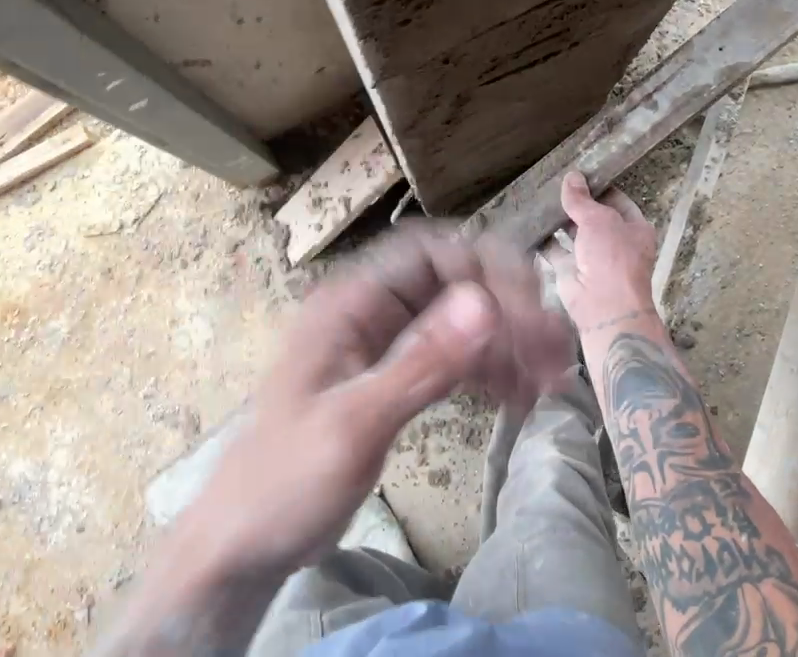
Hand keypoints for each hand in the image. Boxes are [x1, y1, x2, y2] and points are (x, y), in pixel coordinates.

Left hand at [180, 225, 572, 574]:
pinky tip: (519, 398)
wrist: (244, 545)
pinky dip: (489, 372)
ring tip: (550, 382)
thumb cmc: (283, 482)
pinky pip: (453, 359)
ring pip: (461, 322)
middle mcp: (370, 313)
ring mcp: (384, 346)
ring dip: (507, 344)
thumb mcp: (354, 425)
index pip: (428, 253)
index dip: (483, 268)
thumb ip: (421, 364)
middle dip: (507, 311)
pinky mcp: (395, 380)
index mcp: (348, 304)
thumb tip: (485, 303)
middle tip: (553, 354)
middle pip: (453, 284)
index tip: (527, 311)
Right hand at [548, 171, 659, 336]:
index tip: (577, 173)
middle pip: (593, 216)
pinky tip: (529, 222)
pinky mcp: (571, 270)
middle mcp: (615, 241)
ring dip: (558, 219)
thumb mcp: (599, 220)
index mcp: (634, 227)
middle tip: (552, 183)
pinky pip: (555, 249)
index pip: (616, 200)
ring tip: (539, 197)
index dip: (598, 187)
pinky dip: (544, 239)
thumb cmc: (612, 257)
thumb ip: (582, 199)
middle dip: (576, 202)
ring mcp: (592, 257)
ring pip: (573, 232)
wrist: (604, 307)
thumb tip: (571, 177)